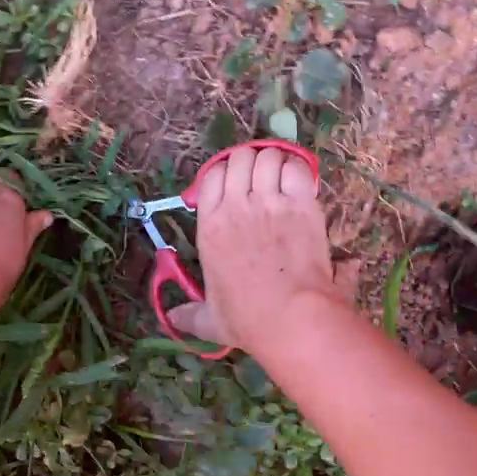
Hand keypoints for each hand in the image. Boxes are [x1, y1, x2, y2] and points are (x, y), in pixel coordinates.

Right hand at [168, 146, 332, 351]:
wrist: (290, 316)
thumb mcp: (209, 319)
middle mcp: (237, 206)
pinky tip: (299, 185)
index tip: (232, 188)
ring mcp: (271, 201)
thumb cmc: (246, 318)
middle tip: (259, 179)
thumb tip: (172, 319)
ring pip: (270, 156)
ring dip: (275, 162)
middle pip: (241, 158)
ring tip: (280, 178)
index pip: (212, 176)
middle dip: (250, 163)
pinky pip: (297, 168)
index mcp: (210, 227)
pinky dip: (297, 170)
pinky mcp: (303, 204)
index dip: (223, 175)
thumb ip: (189, 315)